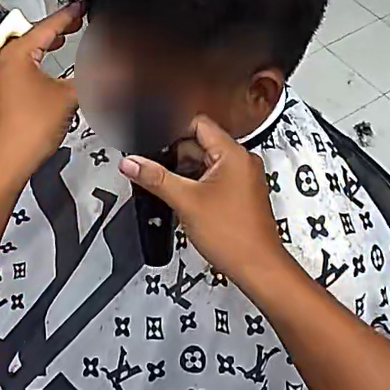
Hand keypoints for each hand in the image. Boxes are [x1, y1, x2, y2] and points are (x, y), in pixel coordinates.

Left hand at [0, 0, 84, 181]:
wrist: (2, 163)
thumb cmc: (24, 130)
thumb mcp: (70, 98)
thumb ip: (96, 79)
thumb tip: (118, 70)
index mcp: (14, 54)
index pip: (47, 25)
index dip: (69, 15)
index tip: (81, 6)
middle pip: (31, 36)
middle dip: (56, 29)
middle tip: (75, 22)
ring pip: (22, 53)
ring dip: (44, 46)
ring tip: (61, 42)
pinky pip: (17, 70)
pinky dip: (34, 63)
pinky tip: (46, 73)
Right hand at [118, 115, 293, 286]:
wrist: (257, 266)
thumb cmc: (234, 235)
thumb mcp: (185, 202)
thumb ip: (155, 178)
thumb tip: (132, 162)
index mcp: (233, 154)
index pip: (199, 124)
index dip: (173, 131)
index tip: (155, 145)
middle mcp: (242, 161)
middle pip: (200, 143)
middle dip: (177, 158)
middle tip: (160, 175)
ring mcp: (243, 177)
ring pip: (206, 163)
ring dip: (186, 174)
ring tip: (176, 194)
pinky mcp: (241, 193)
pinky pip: (214, 179)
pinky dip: (198, 186)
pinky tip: (189, 203)